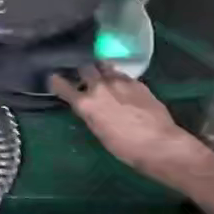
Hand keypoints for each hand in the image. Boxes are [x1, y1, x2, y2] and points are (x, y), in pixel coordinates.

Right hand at [49, 64, 212, 184]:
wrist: (158, 143)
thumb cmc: (125, 148)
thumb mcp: (99, 133)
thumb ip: (91, 114)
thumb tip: (90, 106)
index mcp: (86, 104)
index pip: (62, 86)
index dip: (57, 82)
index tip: (55, 79)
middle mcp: (100, 87)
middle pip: (85, 67)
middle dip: (82, 70)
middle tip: (83, 76)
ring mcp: (120, 81)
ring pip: (104, 66)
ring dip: (101, 70)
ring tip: (102, 75)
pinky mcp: (137, 82)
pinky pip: (122, 74)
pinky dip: (118, 78)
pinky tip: (122, 86)